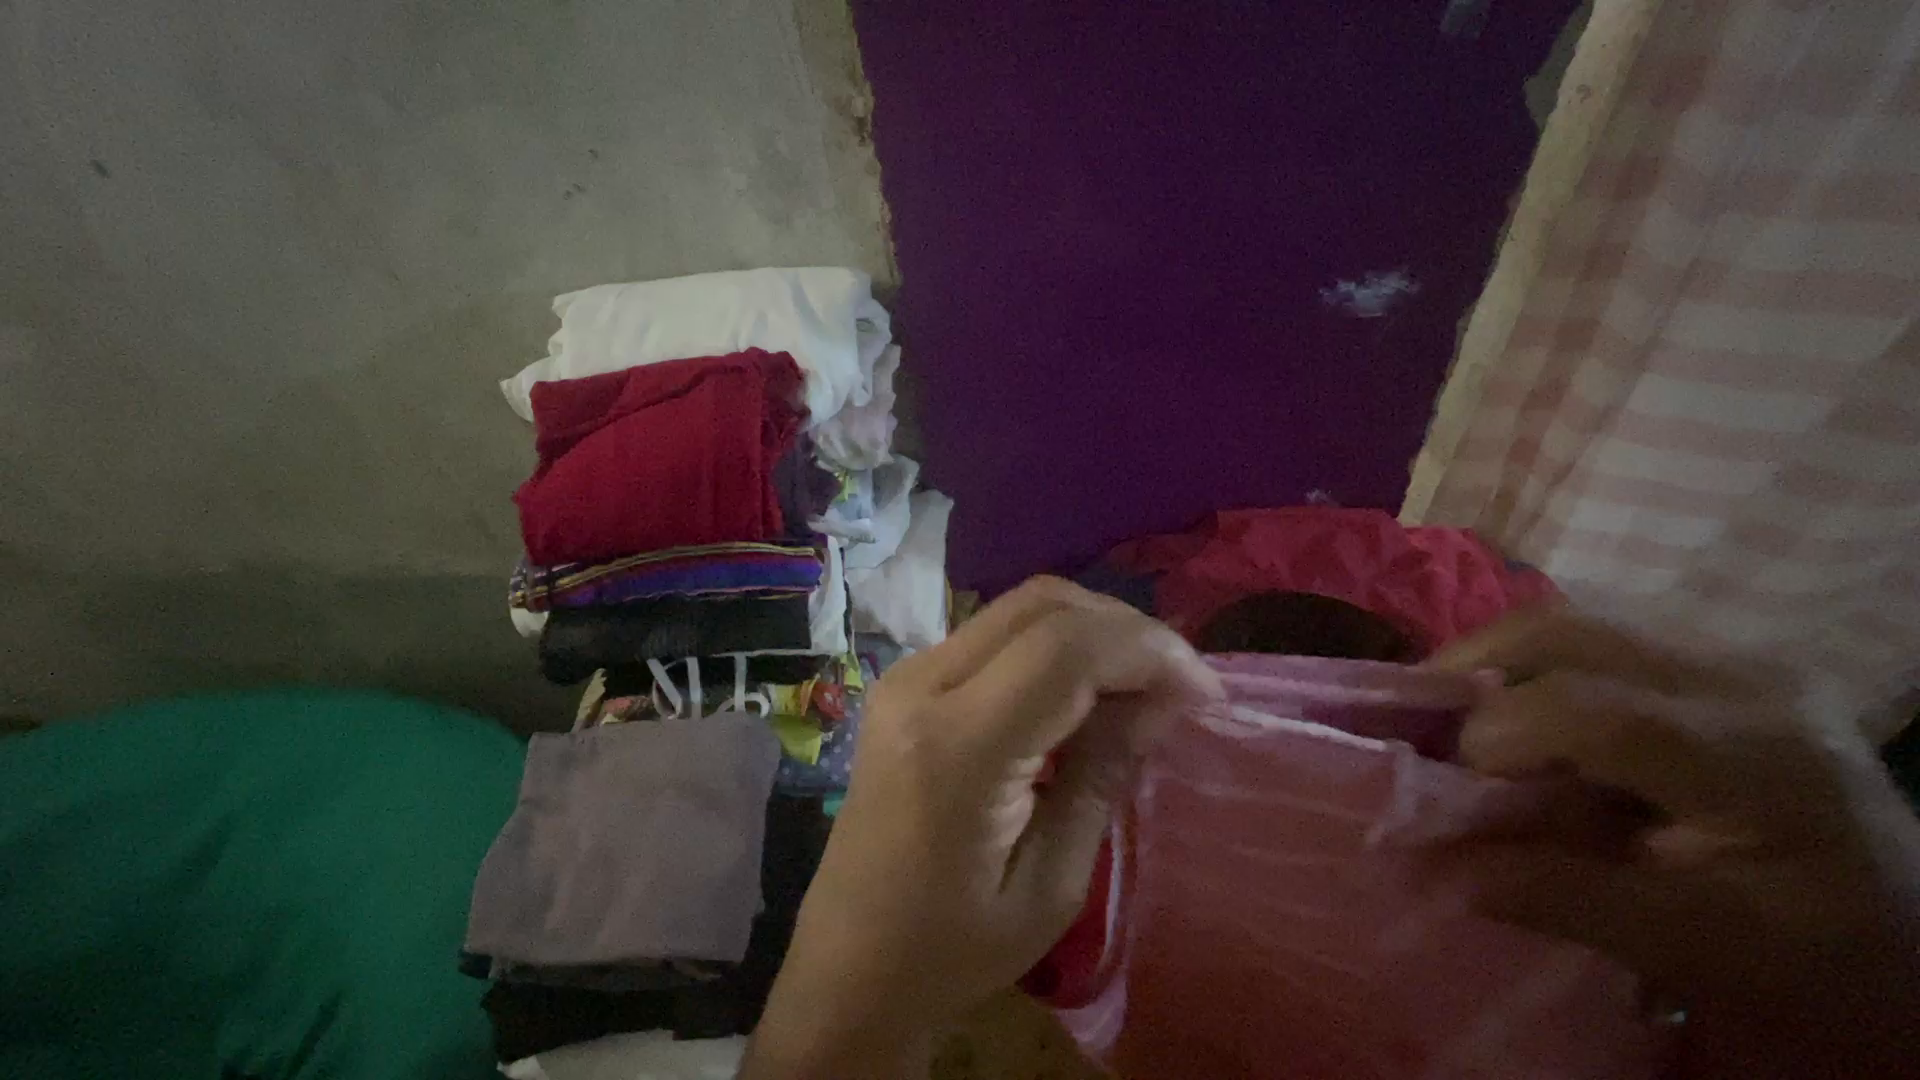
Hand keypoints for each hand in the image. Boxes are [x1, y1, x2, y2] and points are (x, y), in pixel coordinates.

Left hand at [741, 578, 1221, 1079]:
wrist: (851, 962)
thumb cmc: (952, 948)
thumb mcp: (1052, 883)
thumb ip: (1104, 772)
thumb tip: (1163, 696)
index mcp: (956, 747)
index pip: (1065, 649)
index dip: (1148, 651)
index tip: (1205, 692)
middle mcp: (921, 687)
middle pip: (1041, 605)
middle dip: (1125, 628)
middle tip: (1179, 684)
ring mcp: (905, 677)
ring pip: (1019, 608)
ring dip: (1091, 630)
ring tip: (1143, 686)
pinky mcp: (906, 682)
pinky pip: (995, 633)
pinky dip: (1055, 644)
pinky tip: (1087, 689)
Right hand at [1424, 607, 1919, 1077]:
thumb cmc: (1817, 958)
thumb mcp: (1696, 949)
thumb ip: (1559, 896)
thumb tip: (1429, 859)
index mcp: (1753, 760)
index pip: (1590, 711)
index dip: (1496, 737)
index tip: (1458, 792)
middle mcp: (1744, 682)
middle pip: (1566, 632)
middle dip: (1471, 667)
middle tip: (1425, 723)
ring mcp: (1733, 660)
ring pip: (1572, 620)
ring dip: (1494, 660)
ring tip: (1457, 713)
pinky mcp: (1717, 662)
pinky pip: (1596, 638)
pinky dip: (1531, 665)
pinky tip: (1518, 710)